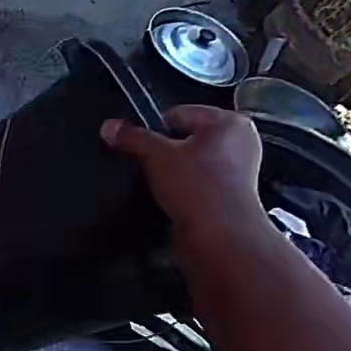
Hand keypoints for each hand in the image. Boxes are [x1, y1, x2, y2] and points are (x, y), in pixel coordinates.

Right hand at [101, 105, 273, 247]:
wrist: (220, 238)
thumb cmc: (201, 191)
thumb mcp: (156, 156)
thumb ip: (132, 138)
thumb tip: (111, 128)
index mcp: (230, 122)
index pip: (181, 113)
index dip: (156, 128)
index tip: (142, 142)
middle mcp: (239, 144)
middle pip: (188, 139)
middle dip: (168, 153)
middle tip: (157, 167)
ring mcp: (237, 173)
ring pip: (192, 164)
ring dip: (176, 174)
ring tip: (169, 186)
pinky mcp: (228, 197)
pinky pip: (197, 186)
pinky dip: (185, 192)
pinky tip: (177, 200)